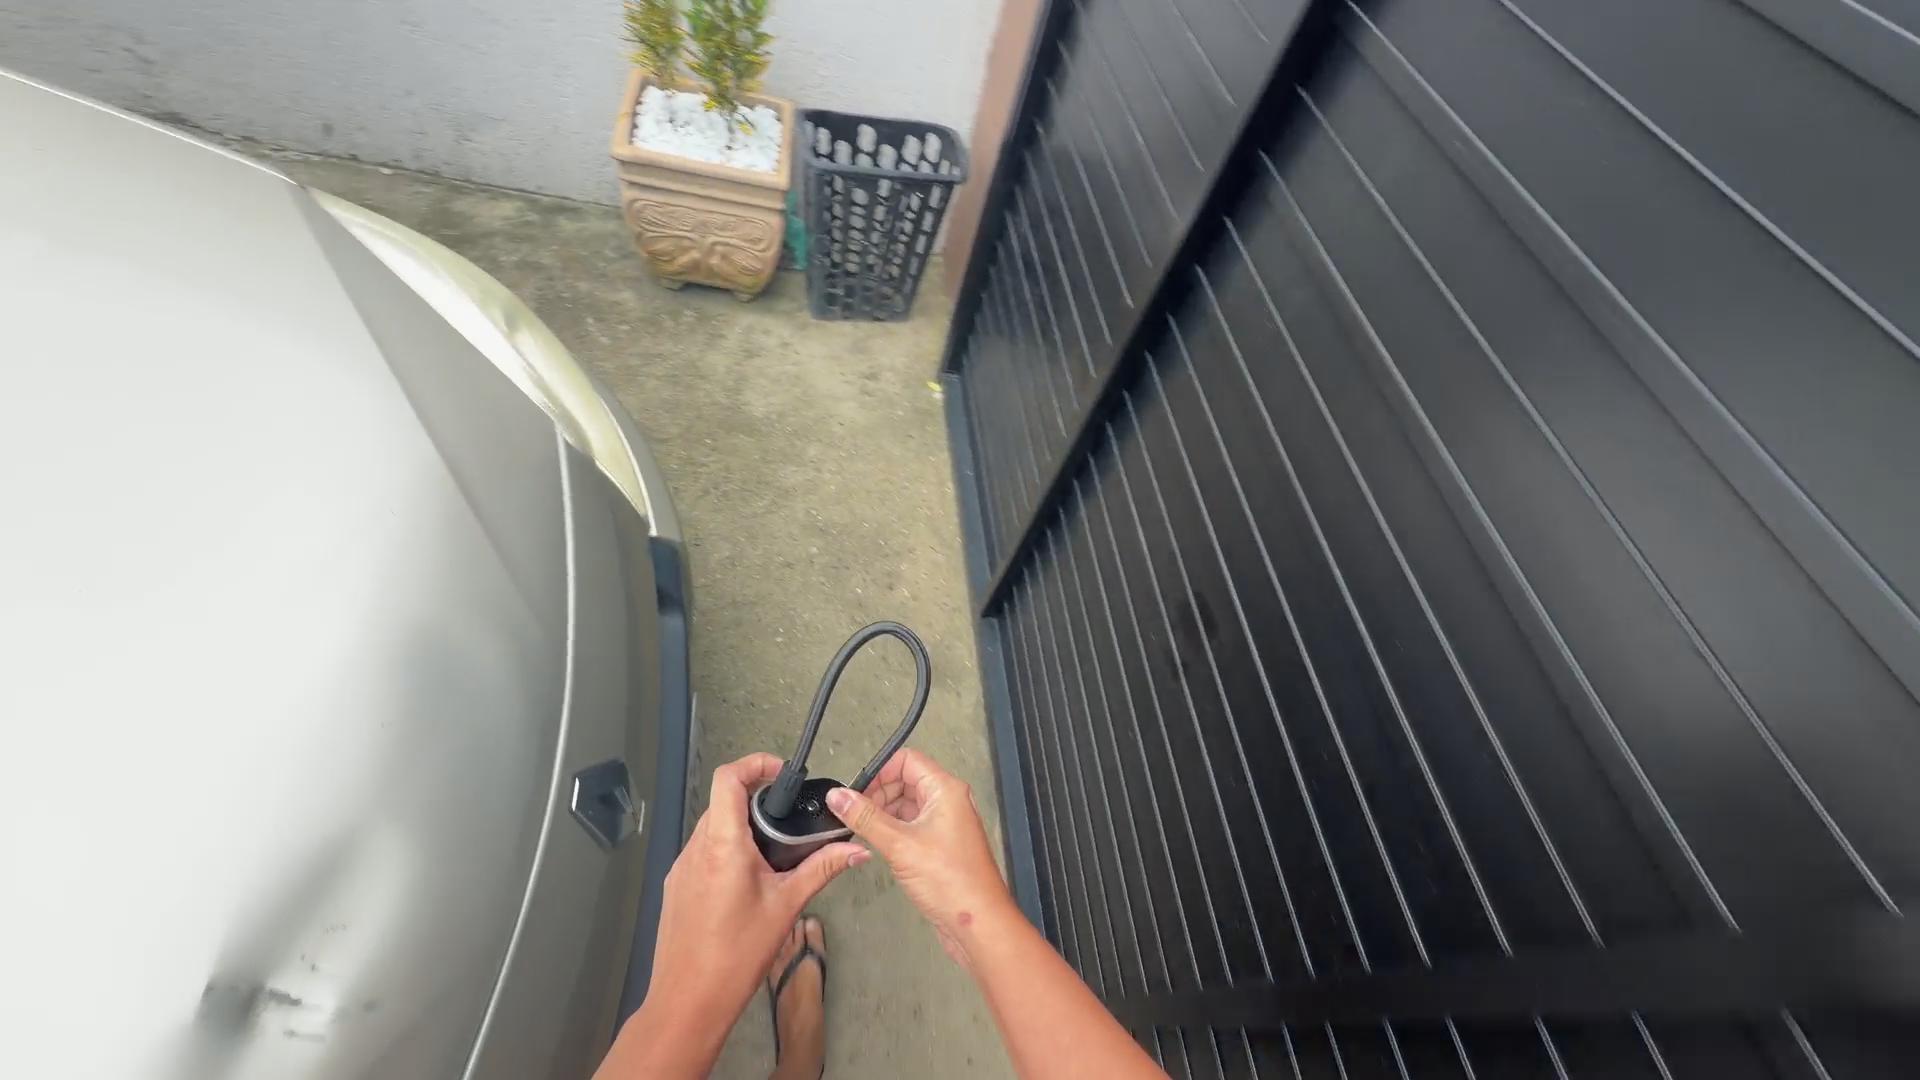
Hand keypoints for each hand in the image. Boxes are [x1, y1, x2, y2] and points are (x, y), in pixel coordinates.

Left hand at [609, 753, 866, 1077]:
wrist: (687, 1004)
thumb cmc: (736, 954)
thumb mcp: (787, 905)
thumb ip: (823, 868)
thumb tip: (858, 850)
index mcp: (723, 844)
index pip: (728, 778)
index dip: (755, 763)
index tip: (782, 773)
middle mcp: (696, 848)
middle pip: (723, 801)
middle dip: (756, 799)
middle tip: (787, 817)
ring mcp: (681, 868)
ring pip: (712, 827)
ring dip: (741, 827)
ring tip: (772, 853)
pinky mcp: (676, 887)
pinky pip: (702, 853)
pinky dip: (726, 851)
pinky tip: (747, 882)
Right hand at [825, 749, 1010, 970]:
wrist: (977, 924)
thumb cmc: (949, 880)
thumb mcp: (900, 845)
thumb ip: (865, 818)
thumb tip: (837, 795)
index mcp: (945, 789)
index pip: (907, 761)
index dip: (879, 773)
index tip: (856, 793)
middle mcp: (949, 801)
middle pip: (906, 781)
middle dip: (878, 794)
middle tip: (854, 815)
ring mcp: (946, 823)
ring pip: (907, 805)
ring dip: (884, 814)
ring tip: (862, 831)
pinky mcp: (941, 845)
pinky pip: (912, 826)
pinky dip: (894, 830)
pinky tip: (878, 845)